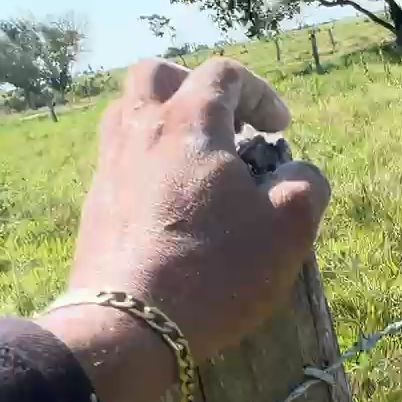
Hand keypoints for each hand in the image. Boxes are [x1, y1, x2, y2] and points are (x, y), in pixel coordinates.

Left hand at [34, 58, 330, 401]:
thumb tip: (298, 173)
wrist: (130, 326)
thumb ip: (307, 185)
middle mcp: (141, 132)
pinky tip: (169, 200)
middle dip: (194, 86)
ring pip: (127, 112)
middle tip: (223, 123)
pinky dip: (146, 160)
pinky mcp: (94, 204)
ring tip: (194, 158)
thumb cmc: (217, 271)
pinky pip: (118, 158)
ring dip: (163, 120)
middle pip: (156, 74)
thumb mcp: (289, 229)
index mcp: (190, 125)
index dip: (261, 93)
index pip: (224, 74)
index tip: (280, 129)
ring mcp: (110, 167)